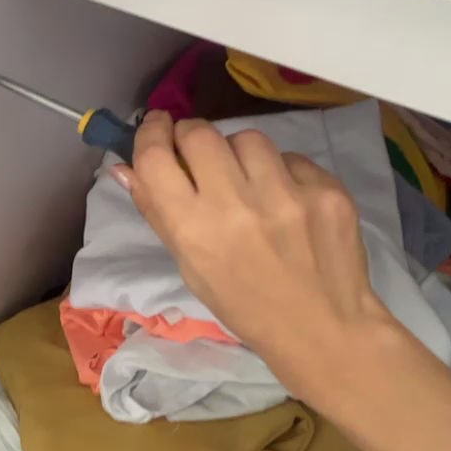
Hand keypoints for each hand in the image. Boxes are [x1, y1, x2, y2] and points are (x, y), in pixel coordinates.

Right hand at [111, 111, 397, 382]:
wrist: (322, 326)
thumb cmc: (240, 302)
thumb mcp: (186, 263)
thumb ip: (157, 210)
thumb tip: (124, 167)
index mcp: (192, 228)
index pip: (155, 157)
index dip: (150, 132)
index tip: (154, 124)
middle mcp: (235, 204)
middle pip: (199, 134)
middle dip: (190, 136)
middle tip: (195, 151)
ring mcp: (286, 194)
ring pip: (247, 138)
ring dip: (236, 152)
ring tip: (245, 180)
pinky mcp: (326, 190)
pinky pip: (290, 158)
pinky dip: (279, 172)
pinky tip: (283, 200)